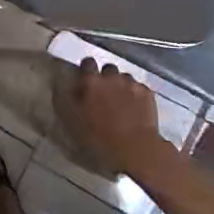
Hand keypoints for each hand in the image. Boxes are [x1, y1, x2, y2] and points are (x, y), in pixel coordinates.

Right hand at [65, 59, 172, 175]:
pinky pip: (138, 88)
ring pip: (124, 78)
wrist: (134, 150)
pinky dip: (135, 95)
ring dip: (121, 86)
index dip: (86, 71)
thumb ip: (66, 98)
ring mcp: (132, 84)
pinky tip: (135, 109)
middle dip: (105, 78)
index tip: (85, 82)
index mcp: (91, 82)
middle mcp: (112, 77)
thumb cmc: (97, 138)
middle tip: (103, 96)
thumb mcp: (71, 121)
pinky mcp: (147, 93)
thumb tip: (66, 85)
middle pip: (108, 68)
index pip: (87, 63)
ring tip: (121, 104)